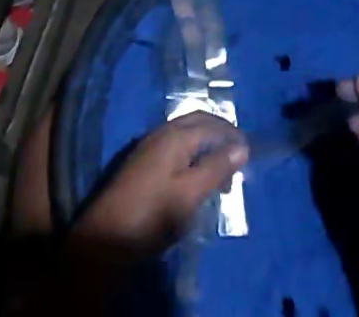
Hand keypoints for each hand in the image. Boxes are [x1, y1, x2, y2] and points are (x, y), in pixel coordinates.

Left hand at [71, 113, 247, 260]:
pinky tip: (198, 177)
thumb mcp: (190, 194)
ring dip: (206, 146)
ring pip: (185, 136)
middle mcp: (161, 133)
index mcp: (174, 136)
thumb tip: (242, 146)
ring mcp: (150, 147)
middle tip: (239, 156)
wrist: (107, 235)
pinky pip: (175, 148)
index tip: (251, 151)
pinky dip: (193, 156)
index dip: (232, 134)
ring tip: (223, 171)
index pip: (210, 123)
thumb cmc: (153, 213)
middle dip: (219, 134)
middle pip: (196, 123)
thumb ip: (215, 168)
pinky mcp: (144, 163)